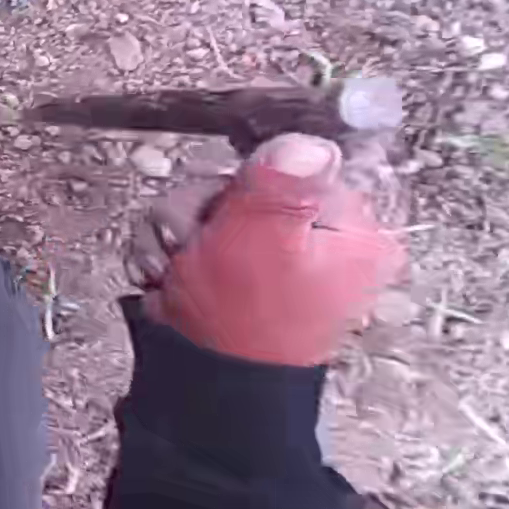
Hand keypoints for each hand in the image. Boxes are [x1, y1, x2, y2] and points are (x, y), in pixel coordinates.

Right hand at [145, 133, 403, 366]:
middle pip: (234, 183)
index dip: (248, 179)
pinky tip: (167, 270)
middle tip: (194, 240)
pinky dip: (163, 247)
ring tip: (176, 263)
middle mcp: (308, 236)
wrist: (202, 368)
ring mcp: (262, 249)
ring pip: (197, 203)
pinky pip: (180, 228)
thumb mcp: (262, 241)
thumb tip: (307, 140)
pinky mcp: (222, 258)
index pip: (294, 166)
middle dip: (194, 209)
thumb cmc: (241, 314)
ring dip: (171, 229)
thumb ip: (282, 187)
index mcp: (345, 231)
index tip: (229, 204)